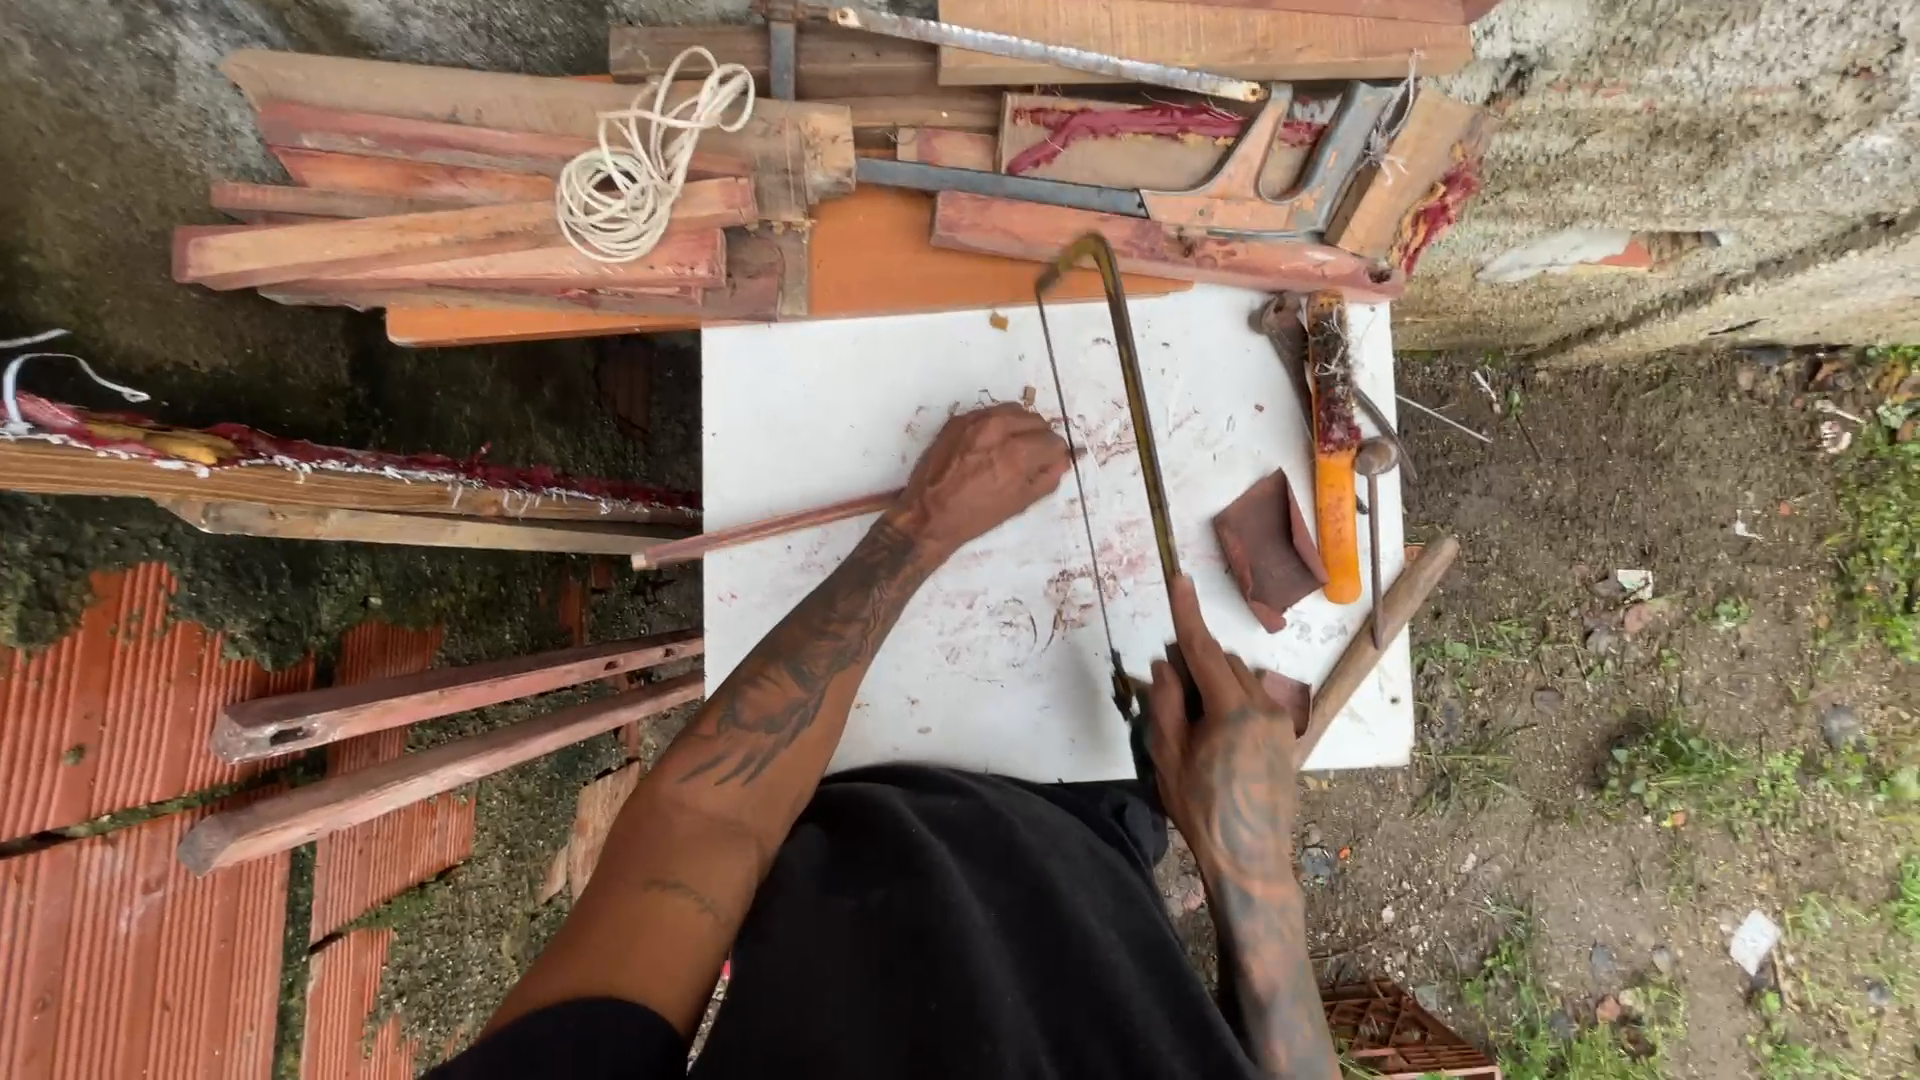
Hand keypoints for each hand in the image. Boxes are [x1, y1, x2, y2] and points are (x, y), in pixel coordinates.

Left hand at [885, 403, 1071, 559]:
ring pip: (1015, 411)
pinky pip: (991, 412)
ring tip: (1012, 448)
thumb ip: (1047, 478)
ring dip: (1021, 427)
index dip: (1055, 455)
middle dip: (1040, 438)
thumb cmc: (975, 515)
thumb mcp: (1020, 502)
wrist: (929, 514)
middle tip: (1031, 457)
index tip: (1049, 463)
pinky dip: (998, 424)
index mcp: (1017, 454)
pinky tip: (991, 443)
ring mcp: (976, 421)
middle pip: (1037, 421)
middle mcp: (998, 430)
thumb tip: (1063, 460)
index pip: (1053, 441)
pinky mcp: (959, 420)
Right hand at [1147, 575, 1299, 887]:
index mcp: (1232, 710)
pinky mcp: (1284, 737)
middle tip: (1169, 696)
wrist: (1250, 859)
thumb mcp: (1168, 757)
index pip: (1204, 649)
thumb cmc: (1200, 810)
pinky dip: (1230, 700)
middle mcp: (1263, 707)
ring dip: (1213, 683)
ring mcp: (1278, 722)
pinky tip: (1217, 738)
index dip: (1188, 613)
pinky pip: (1253, 699)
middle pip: (1222, 661)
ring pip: (1239, 678)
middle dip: (1194, 663)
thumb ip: (1166, 703)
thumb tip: (1166, 664)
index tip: (1179, 580)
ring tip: (1194, 726)